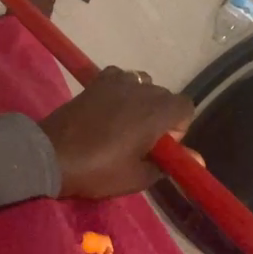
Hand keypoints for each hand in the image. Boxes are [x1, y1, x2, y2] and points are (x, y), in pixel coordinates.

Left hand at [37, 67, 196, 197]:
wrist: (53, 154)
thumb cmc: (98, 170)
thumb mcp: (137, 176)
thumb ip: (169, 164)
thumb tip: (199, 160)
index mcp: (155, 112)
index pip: (186, 105)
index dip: (179, 126)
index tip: (162, 146)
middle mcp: (141, 89)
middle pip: (164, 95)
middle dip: (161, 115)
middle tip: (142, 141)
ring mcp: (117, 81)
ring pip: (143, 84)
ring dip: (142, 101)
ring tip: (125, 124)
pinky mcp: (97, 80)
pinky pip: (121, 77)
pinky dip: (122, 88)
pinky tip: (109, 107)